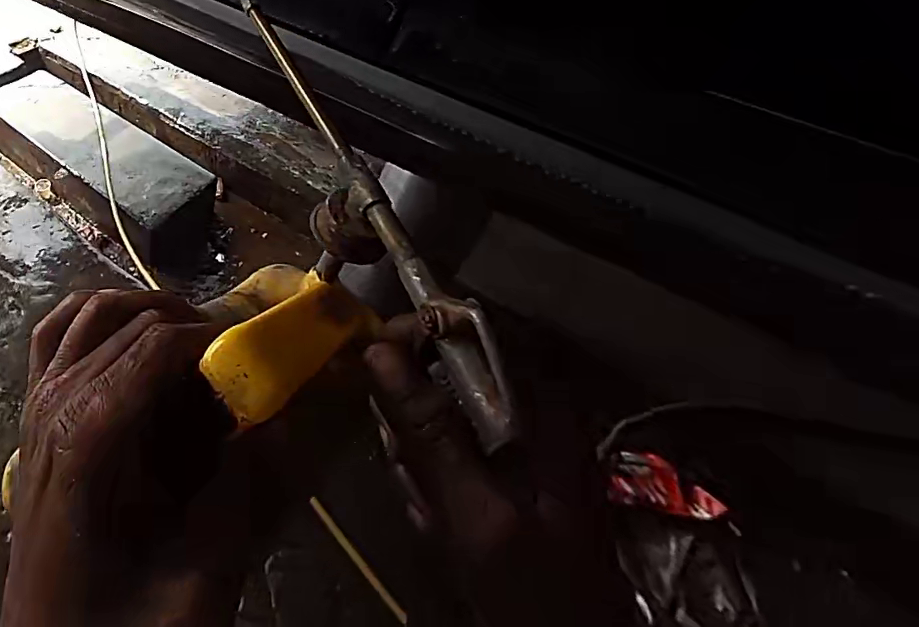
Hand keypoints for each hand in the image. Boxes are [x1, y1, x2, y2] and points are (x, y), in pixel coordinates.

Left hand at [5, 289, 282, 626]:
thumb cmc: (117, 623)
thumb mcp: (195, 585)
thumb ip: (240, 500)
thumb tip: (279, 418)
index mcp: (85, 441)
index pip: (154, 347)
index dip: (209, 337)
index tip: (249, 353)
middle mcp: (55, 403)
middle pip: (133, 323)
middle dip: (190, 326)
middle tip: (231, 358)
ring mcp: (37, 399)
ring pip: (95, 309)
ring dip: (147, 308)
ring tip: (191, 336)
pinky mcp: (34, 404)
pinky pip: (57, 329)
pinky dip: (95, 312)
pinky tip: (127, 325)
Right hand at [365, 332, 633, 626]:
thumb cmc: (534, 588)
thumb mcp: (475, 511)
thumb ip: (429, 431)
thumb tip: (377, 352)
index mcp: (542, 403)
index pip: (471, 331)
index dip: (419, 333)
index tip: (376, 356)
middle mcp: (534, 407)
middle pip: (448, 371)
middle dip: (413, 414)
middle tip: (405, 461)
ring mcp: (520, 436)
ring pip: (442, 408)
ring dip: (418, 452)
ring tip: (426, 504)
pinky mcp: (505, 463)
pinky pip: (448, 443)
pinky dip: (430, 473)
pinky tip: (434, 514)